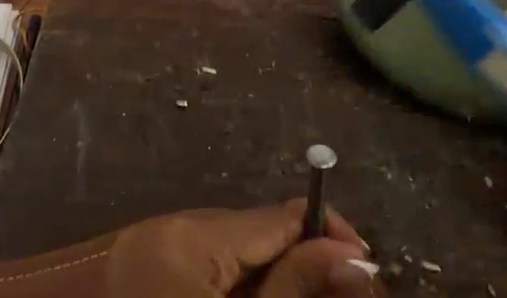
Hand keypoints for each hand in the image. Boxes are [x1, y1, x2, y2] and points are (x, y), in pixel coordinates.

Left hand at [104, 198, 382, 296]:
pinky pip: (203, 260)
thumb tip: (356, 259)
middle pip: (260, 230)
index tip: (365, 272)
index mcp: (197, 236)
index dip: (329, 236)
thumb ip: (292, 290)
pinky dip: (231, 280)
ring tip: (296, 295)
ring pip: (233, 248)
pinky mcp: (142, 260)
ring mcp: (153, 241)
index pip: (282, 216)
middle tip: (337, 294)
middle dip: (301, 261)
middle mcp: (176, 224)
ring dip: (269, 273)